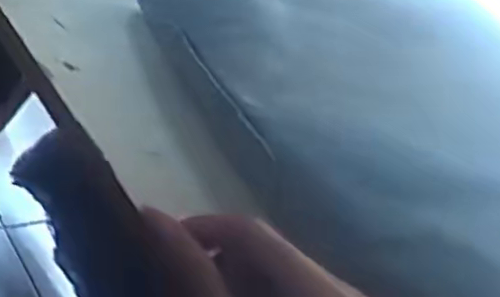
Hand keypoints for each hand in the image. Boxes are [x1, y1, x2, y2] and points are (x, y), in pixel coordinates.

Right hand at [145, 210, 364, 296]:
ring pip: (292, 271)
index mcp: (324, 284)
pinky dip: (275, 290)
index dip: (200, 227)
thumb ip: (193, 269)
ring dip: (250, 278)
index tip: (165, 244)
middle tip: (199, 281)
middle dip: (227, 259)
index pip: (249, 227)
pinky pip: (311, 287)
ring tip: (225, 293)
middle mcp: (351, 286)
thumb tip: (149, 211)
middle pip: (272, 249)